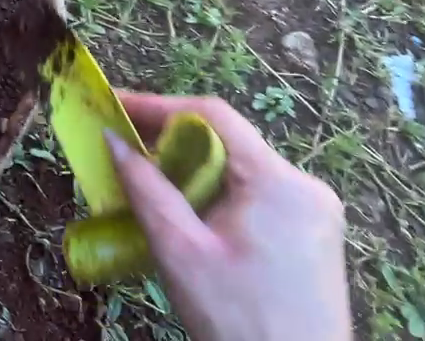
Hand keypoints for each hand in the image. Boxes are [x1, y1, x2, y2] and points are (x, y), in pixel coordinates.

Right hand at [108, 92, 350, 340]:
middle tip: (123, 145)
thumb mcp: (180, 251)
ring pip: (238, 166)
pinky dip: (213, 190)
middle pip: (226, 140)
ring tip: (146, 178)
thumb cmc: (237, 321)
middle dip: (170, 139)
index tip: (115, 107)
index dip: (158, 105)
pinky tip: (185, 209)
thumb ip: (145, 187)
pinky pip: (253, 192)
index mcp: (279, 183)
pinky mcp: (311, 234)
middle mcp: (304, 186)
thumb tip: (111, 138)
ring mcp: (314, 211)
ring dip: (190, 167)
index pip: (212, 116)